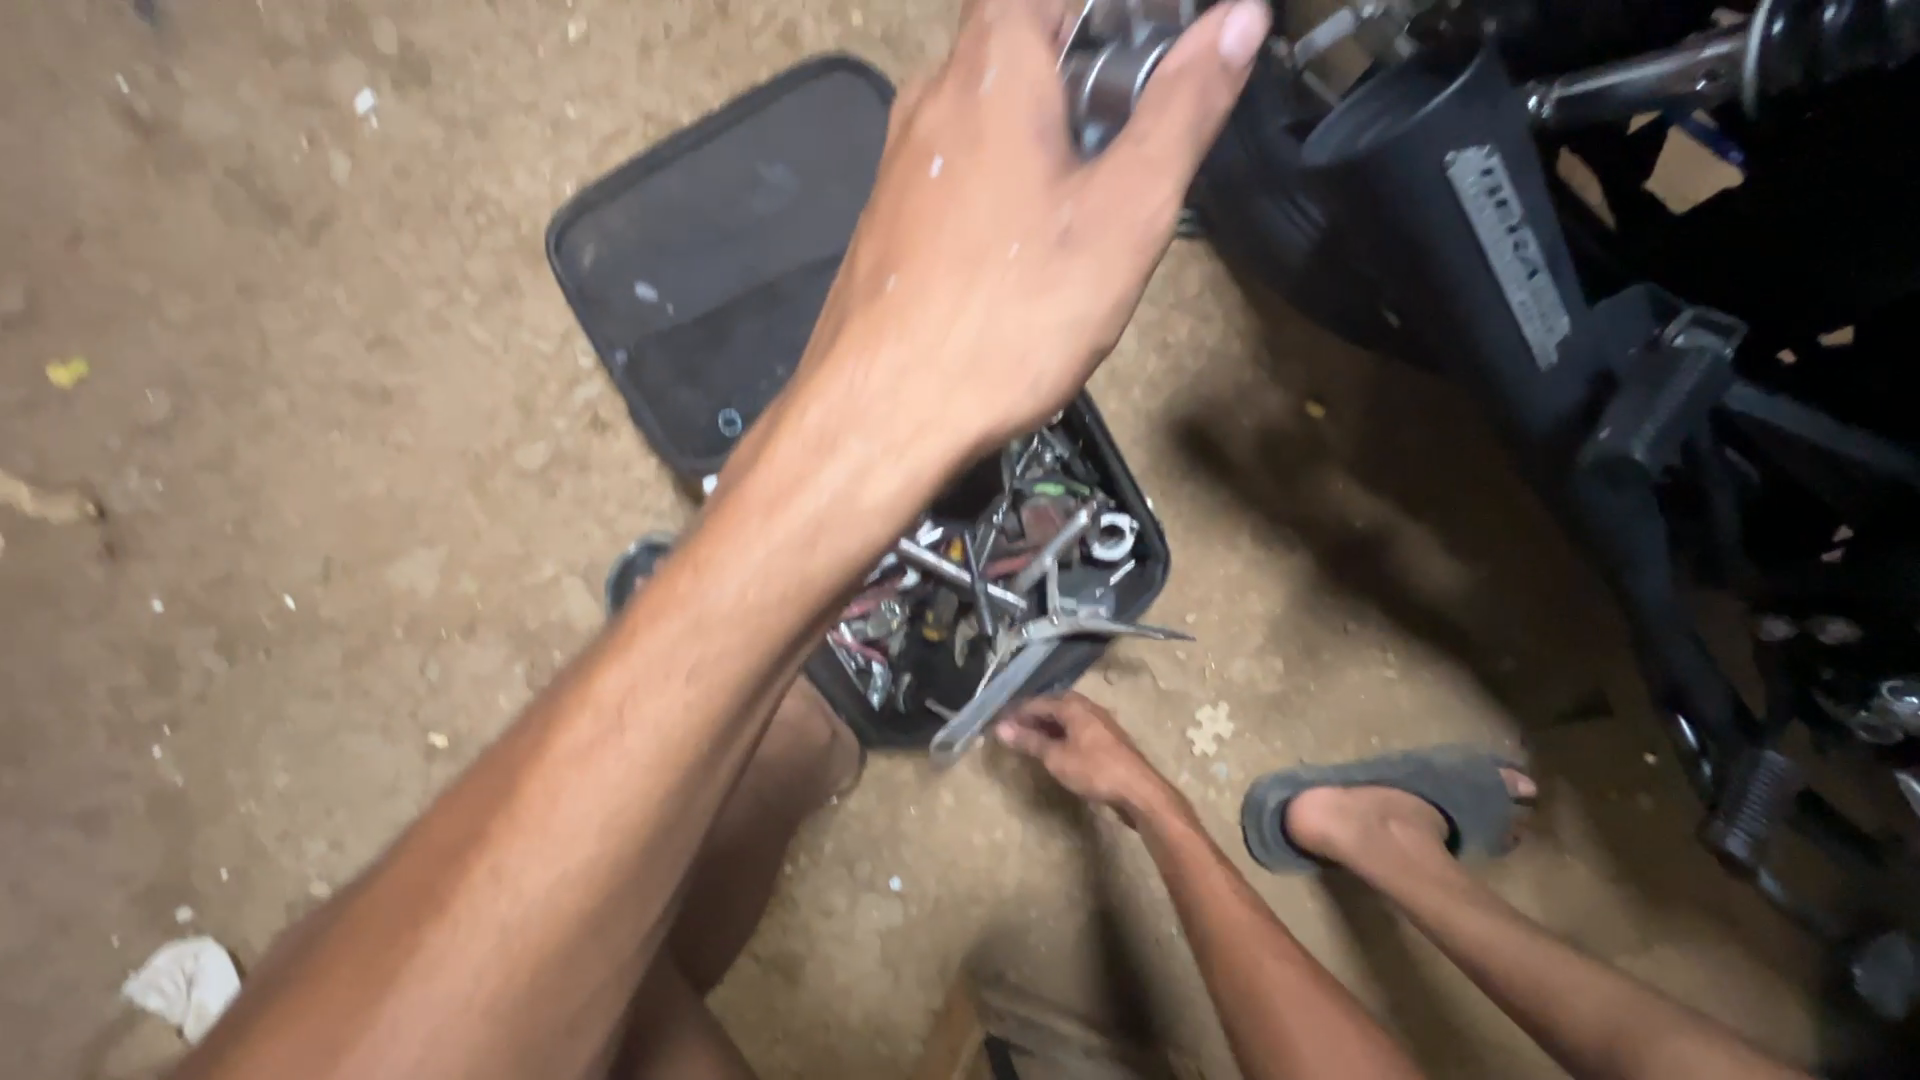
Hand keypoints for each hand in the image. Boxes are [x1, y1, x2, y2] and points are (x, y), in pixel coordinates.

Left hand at [790, 0, 1270, 469]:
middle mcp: (930, 97)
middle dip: (1085, 82)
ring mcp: (897, 163)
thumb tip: (1237, 23)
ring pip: (986, 118)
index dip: (1112, 13)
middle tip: (1131, 151)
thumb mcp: (1124, 215)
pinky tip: (1021, 257)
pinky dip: (1001, 189)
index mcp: (992, 66)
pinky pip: (955, 175)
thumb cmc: (1009, 317)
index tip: (1155, 64)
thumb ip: (1182, 112)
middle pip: (1019, 46)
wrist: (883, 415)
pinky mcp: (887, 223)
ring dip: (1044, 142)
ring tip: (1084, 214)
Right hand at [995, 693, 1174, 821]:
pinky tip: (1055, 748)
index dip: (1016, 713)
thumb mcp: (1056, 757)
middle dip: (1032, 717)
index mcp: (1073, 705)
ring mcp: (1100, 721)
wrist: (1138, 790)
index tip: (998, 724)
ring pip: (1066, 717)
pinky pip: (1077, 728)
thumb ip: (1029, 741)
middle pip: (1053, 706)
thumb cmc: (1094, 770)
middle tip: (1013, 730)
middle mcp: (1087, 707)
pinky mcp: (1107, 738)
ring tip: (1030, 740)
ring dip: (1047, 726)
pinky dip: (1061, 734)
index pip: (1037, 702)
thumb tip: (1000, 728)